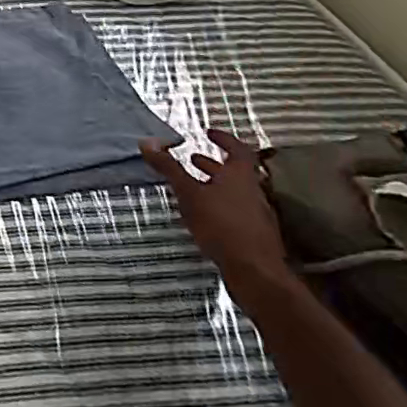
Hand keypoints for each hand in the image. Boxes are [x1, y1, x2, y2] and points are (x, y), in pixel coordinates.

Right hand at [141, 128, 288, 284]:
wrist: (256, 273)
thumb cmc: (222, 225)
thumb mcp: (188, 192)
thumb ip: (169, 168)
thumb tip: (147, 142)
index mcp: (240, 176)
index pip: (237, 149)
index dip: (224, 139)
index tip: (210, 133)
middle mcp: (253, 192)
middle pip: (236, 172)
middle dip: (214, 164)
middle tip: (195, 159)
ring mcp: (258, 215)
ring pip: (236, 192)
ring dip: (216, 185)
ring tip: (194, 186)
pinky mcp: (256, 236)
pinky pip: (237, 211)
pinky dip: (221, 205)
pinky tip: (205, 215)